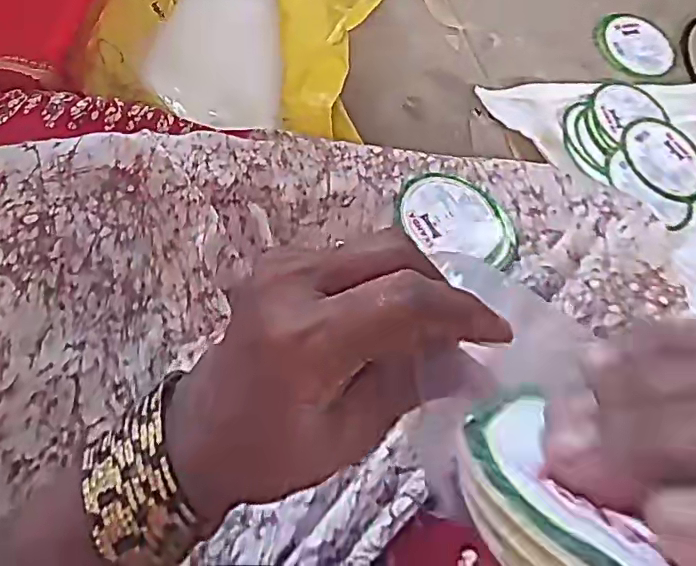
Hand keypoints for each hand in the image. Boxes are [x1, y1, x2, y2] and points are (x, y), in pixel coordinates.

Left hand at [165, 230, 511, 520]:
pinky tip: (384, 313)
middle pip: (392, 251)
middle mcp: (292, 281)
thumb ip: (409, 385)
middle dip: (440, 283)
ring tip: (427, 323)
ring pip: (373, 246)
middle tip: (462, 326)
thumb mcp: (347, 437)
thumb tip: (470, 361)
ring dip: (412, 277)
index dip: (460, 310)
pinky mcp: (280, 256)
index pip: (403, 299)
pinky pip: (350, 254)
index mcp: (305, 337)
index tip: (496, 333)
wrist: (199, 428)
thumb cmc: (271, 450)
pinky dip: (381, 276)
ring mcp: (282, 261)